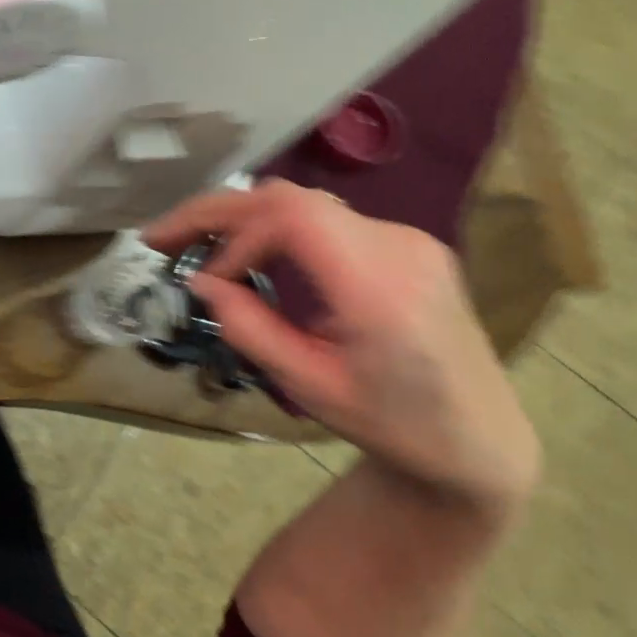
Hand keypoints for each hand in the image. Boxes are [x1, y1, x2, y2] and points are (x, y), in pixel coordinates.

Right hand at [144, 181, 538, 506]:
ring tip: (192, 246)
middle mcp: (398, 245)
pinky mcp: (402, 247)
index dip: (232, 233)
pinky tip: (244, 257)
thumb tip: (200, 282)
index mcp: (379, 284)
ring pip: (303, 205)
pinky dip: (271, 231)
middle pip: (290, 199)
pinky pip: (323, 221)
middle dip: (216, 213)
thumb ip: (249, 327)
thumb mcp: (307, 383)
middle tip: (160, 239)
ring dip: (240, 221)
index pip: (292, 215)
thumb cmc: (390, 421)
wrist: (476, 438)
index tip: (202, 275)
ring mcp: (405, 240)